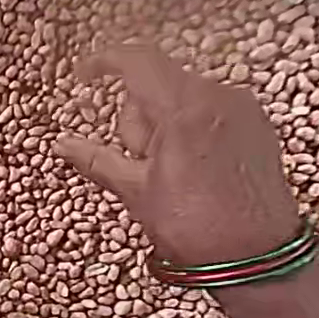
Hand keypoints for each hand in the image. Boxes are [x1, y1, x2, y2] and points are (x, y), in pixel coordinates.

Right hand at [54, 44, 302, 267]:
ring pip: (182, 98)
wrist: (255, 256)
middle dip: (136, 118)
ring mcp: (242, 108)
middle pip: (157, 85)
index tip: (85, 74)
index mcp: (184, 109)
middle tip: (136, 162)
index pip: (139, 62)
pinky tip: (188, 169)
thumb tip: (62, 144)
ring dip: (161, 127)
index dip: (105, 62)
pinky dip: (187, 129)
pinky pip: (208, 110)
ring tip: (165, 173)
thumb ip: (96, 159)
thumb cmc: (193, 225)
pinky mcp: (256, 124)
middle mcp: (219, 96)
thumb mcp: (134, 191)